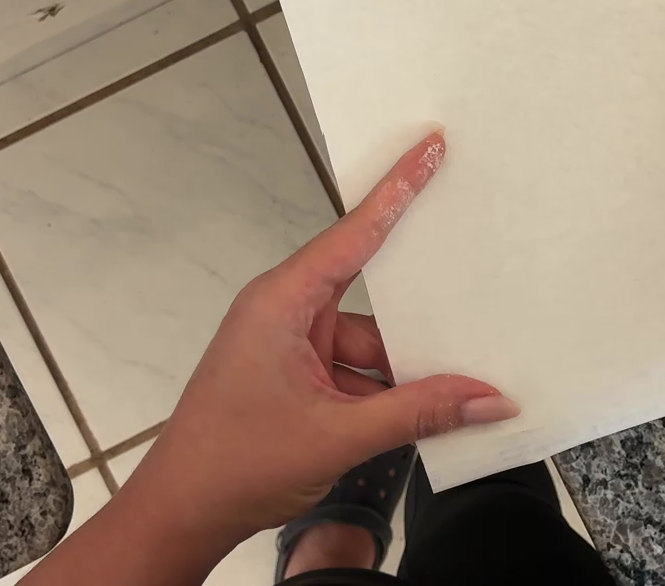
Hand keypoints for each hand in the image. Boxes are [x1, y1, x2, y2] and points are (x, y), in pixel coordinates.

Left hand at [98, 132, 516, 562]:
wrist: (178, 517)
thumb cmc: (232, 464)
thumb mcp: (337, 434)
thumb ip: (417, 413)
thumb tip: (485, 400)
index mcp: (284, 299)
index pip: (354, 231)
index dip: (398, 186)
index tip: (427, 148)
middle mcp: (288, 307)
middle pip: (367, 280)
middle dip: (413, 287)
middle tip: (461, 257)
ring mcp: (292, 340)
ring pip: (368, 334)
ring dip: (400, 363)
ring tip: (455, 378)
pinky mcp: (297, 369)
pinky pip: (355, 362)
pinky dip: (384, 386)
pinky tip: (420, 408)